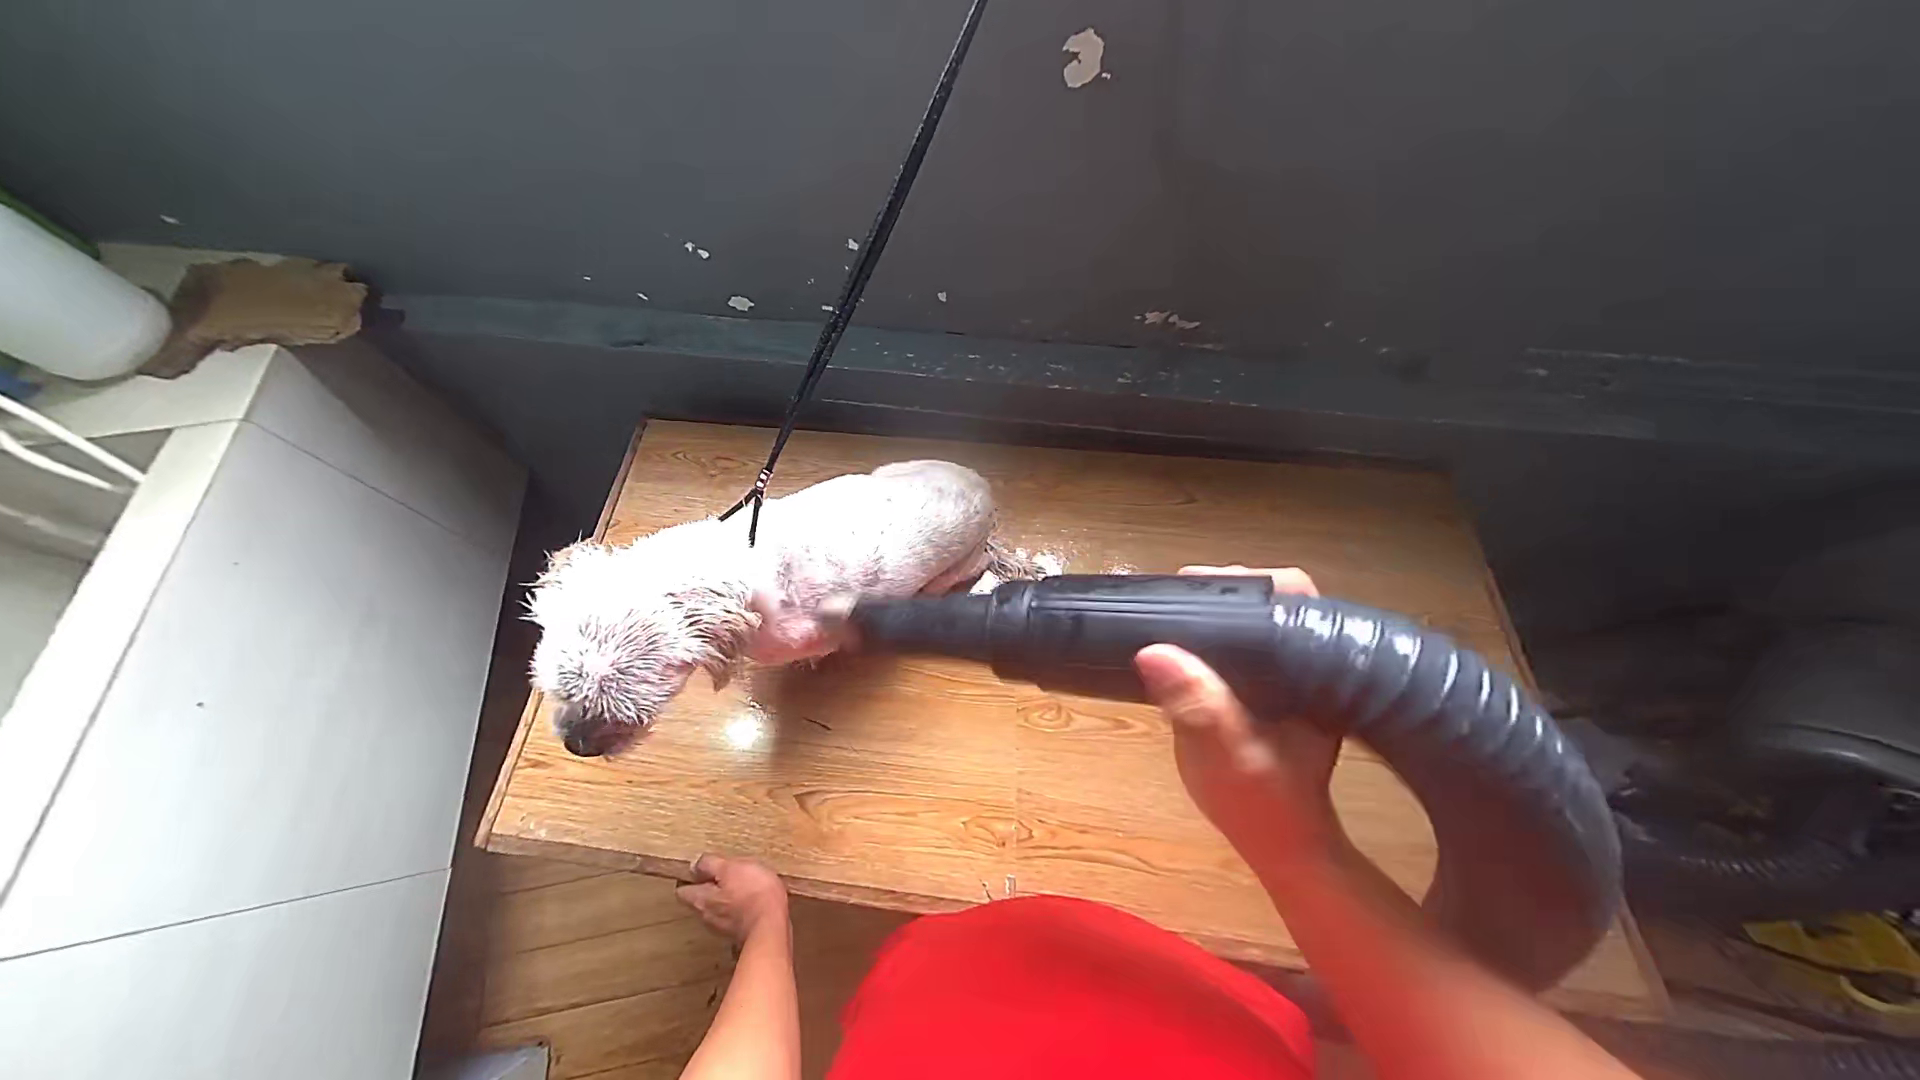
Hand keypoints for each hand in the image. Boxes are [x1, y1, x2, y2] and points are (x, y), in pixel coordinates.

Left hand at [676, 854, 789, 943]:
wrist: (772, 926)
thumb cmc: (753, 893)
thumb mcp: (731, 868)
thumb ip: (710, 865)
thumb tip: (694, 864)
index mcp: (701, 900)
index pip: (682, 892)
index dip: (689, 879)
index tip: (700, 868)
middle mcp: (707, 917)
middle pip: (699, 901)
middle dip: (708, 888)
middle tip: (723, 873)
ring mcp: (723, 928)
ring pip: (716, 909)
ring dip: (724, 898)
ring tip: (741, 884)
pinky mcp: (740, 932)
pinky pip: (733, 916)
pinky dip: (738, 907)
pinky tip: (752, 898)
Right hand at [1136, 566, 1344, 866]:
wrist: (1281, 843)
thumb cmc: (1262, 807)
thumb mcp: (1226, 759)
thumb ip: (1198, 708)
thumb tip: (1154, 653)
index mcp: (1313, 669)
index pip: (1292, 593)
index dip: (1245, 581)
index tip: (1192, 587)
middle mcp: (1307, 663)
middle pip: (1270, 598)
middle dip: (1220, 592)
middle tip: (1172, 601)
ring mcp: (1290, 675)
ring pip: (1253, 620)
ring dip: (1214, 613)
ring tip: (1172, 616)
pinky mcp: (1268, 687)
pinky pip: (1241, 645)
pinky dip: (1213, 638)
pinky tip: (1184, 647)